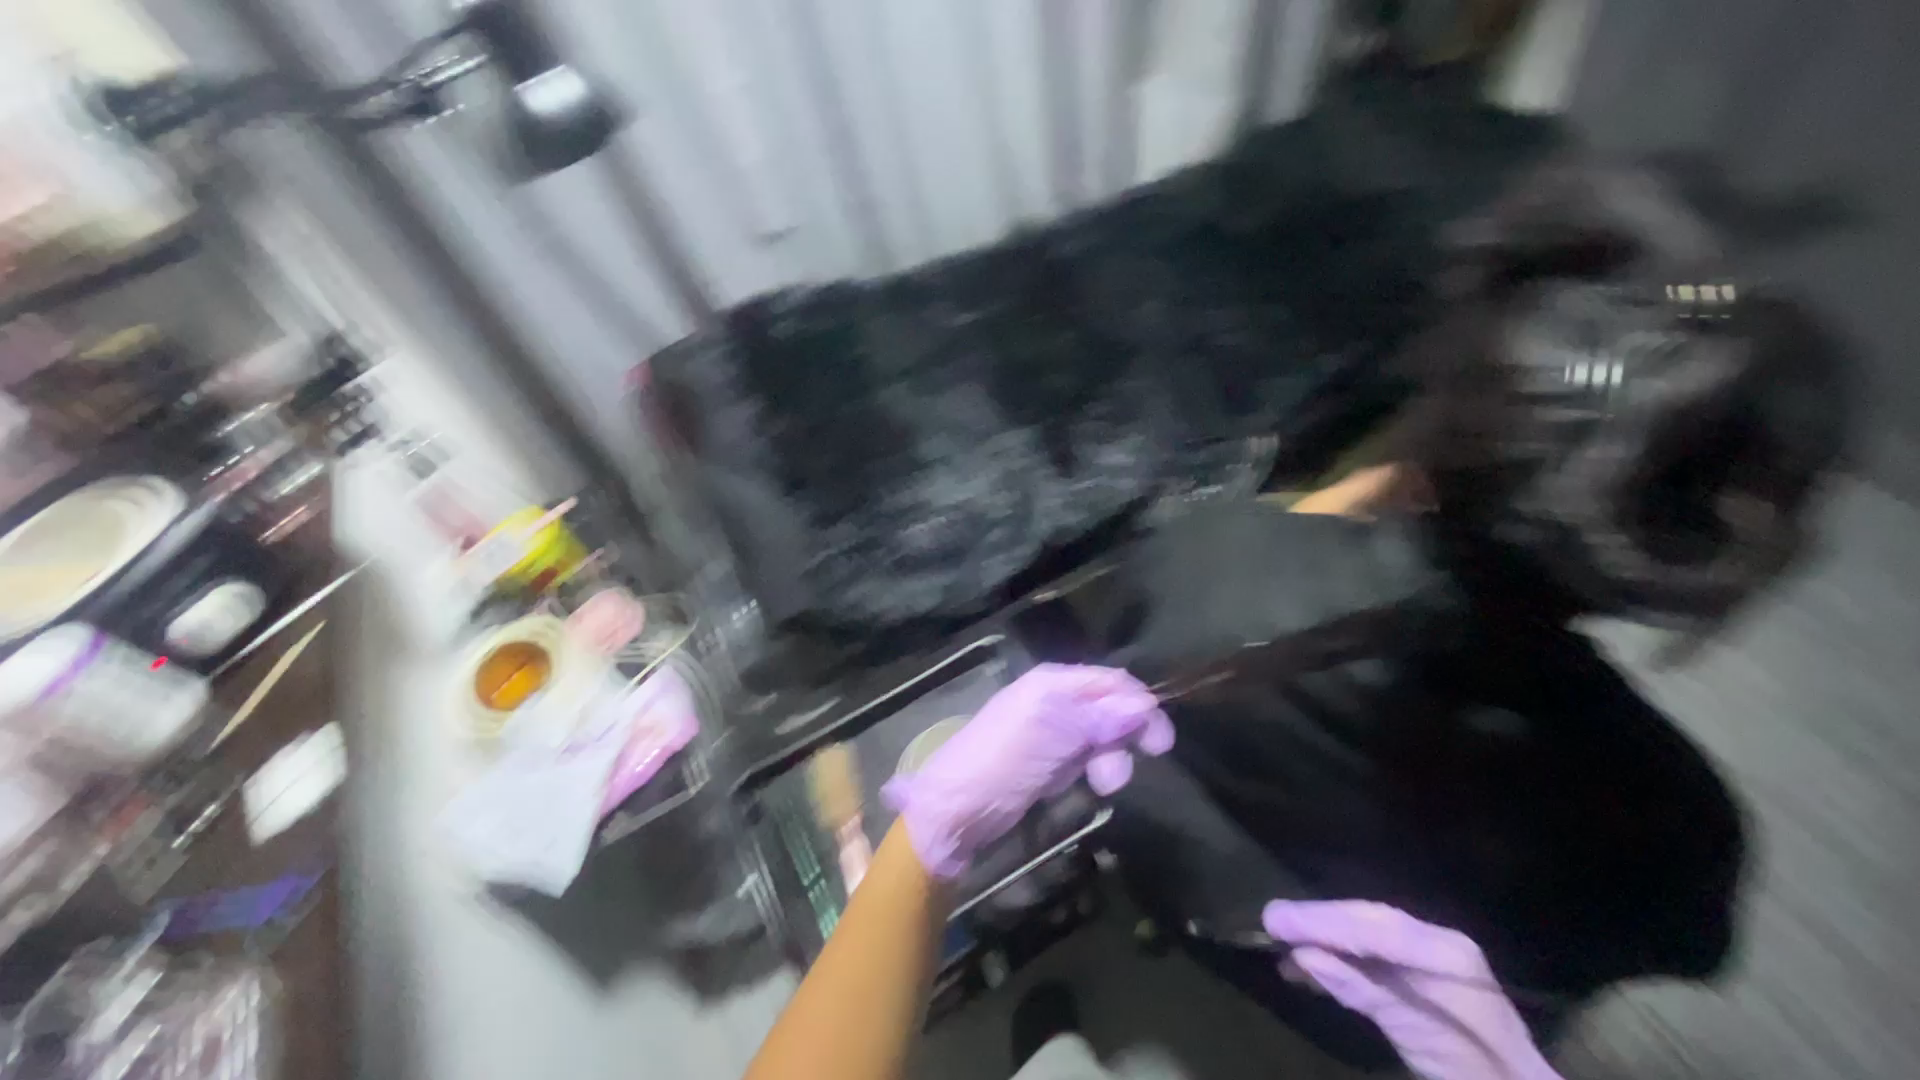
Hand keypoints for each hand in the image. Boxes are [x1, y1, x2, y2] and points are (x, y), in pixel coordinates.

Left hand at [882, 664, 1172, 878]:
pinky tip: (1082, 785)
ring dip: (1110, 757)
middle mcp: (1053, 701)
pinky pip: (1082, 758)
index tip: (1160, 742)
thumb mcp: (1052, 735)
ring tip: (1103, 784)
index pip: (1111, 682)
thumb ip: (1098, 718)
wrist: (954, 809)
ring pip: (1100, 736)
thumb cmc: (1001, 762)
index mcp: (1052, 683)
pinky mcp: (1046, 762)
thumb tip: (1145, 703)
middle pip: (1110, 708)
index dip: (1140, 705)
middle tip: (1142, 762)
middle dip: (1127, 735)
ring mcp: (1049, 733)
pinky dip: (1089, 768)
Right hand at [1260, 901, 1560, 1079]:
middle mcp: (1439, 940)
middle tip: (1271, 918)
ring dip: (1324, 932)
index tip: (1276, 918)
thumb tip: (1302, 957)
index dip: (1322, 921)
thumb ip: (1360, 990)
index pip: (1373, 926)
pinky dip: (1339, 951)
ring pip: (1367, 929)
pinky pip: (1374, 949)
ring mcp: (1434, 952)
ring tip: (1282, 936)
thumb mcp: (1412, 1033)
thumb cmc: (1470, 1066)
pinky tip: (1310, 960)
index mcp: (1444, 952)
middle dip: (1318, 918)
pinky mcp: (1423, 969)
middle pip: (1368, 918)